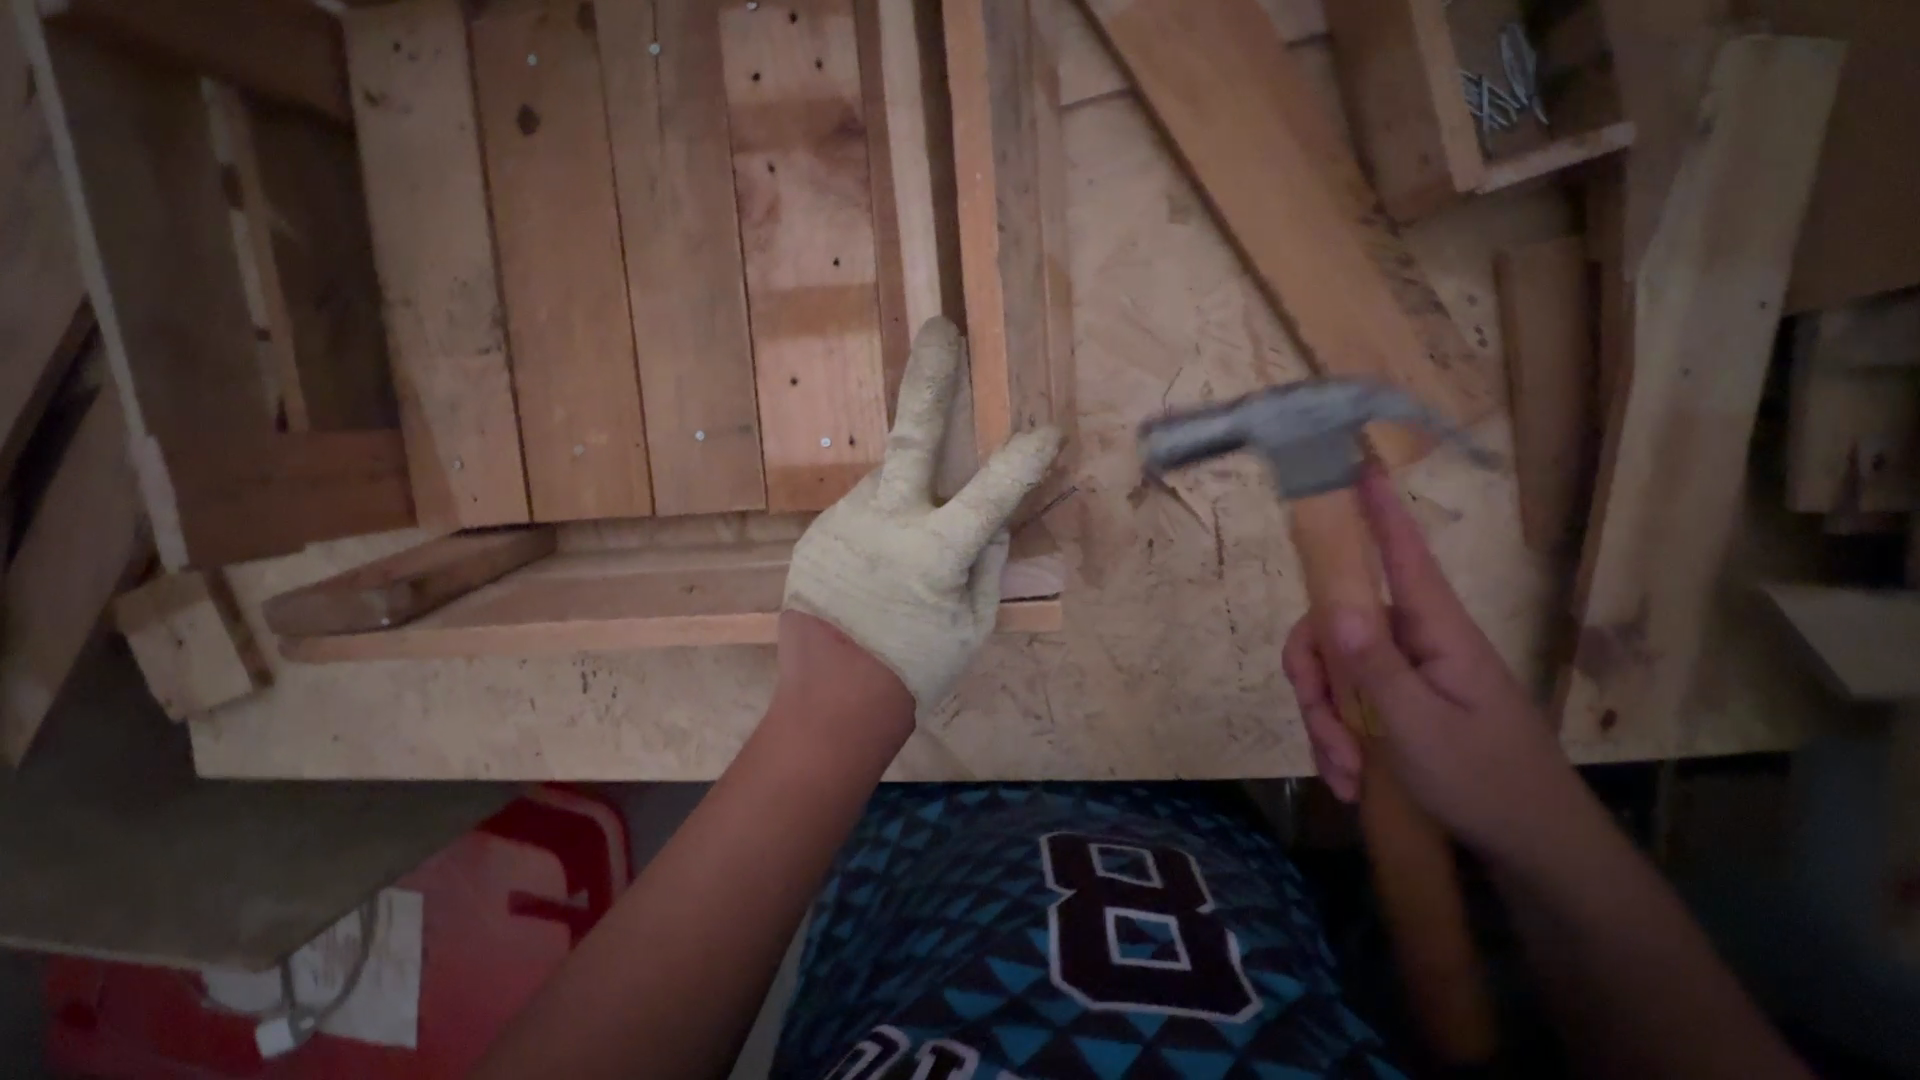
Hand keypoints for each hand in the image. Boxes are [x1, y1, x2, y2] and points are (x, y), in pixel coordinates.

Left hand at [783, 317, 1061, 714]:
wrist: (830, 698)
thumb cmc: (914, 667)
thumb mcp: (972, 624)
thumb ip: (988, 563)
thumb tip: (997, 519)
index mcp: (936, 552)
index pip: (993, 492)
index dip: (1025, 458)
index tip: (1047, 432)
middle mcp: (887, 522)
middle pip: (913, 436)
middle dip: (931, 378)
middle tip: (940, 332)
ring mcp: (845, 522)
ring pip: (888, 480)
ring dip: (907, 490)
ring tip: (905, 541)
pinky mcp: (817, 532)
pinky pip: (863, 509)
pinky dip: (880, 520)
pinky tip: (878, 558)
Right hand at [1282, 466, 1577, 853]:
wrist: (1531, 846)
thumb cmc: (1485, 780)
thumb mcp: (1417, 728)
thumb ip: (1373, 666)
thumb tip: (1333, 605)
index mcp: (1436, 632)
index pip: (1404, 555)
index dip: (1379, 511)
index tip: (1357, 467)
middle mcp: (1417, 642)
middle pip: (1338, 625)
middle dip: (1317, 682)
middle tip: (1325, 734)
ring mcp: (1407, 676)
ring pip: (1335, 671)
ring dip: (1326, 723)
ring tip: (1345, 774)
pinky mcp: (1398, 706)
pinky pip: (1347, 704)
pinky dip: (1339, 741)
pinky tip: (1350, 779)